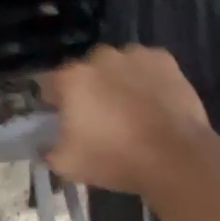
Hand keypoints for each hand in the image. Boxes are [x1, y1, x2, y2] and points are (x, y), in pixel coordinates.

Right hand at [40, 45, 211, 196]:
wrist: (175, 157)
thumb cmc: (114, 159)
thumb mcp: (66, 165)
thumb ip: (47, 150)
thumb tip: (44, 143)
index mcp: (72, 79)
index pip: (47, 84)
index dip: (51, 103)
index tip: (59, 120)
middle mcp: (101, 58)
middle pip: (83, 72)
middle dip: (85, 89)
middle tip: (95, 117)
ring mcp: (135, 55)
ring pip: (115, 66)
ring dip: (114, 81)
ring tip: (126, 110)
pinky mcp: (164, 60)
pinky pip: (144, 66)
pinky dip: (143, 79)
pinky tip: (149, 102)